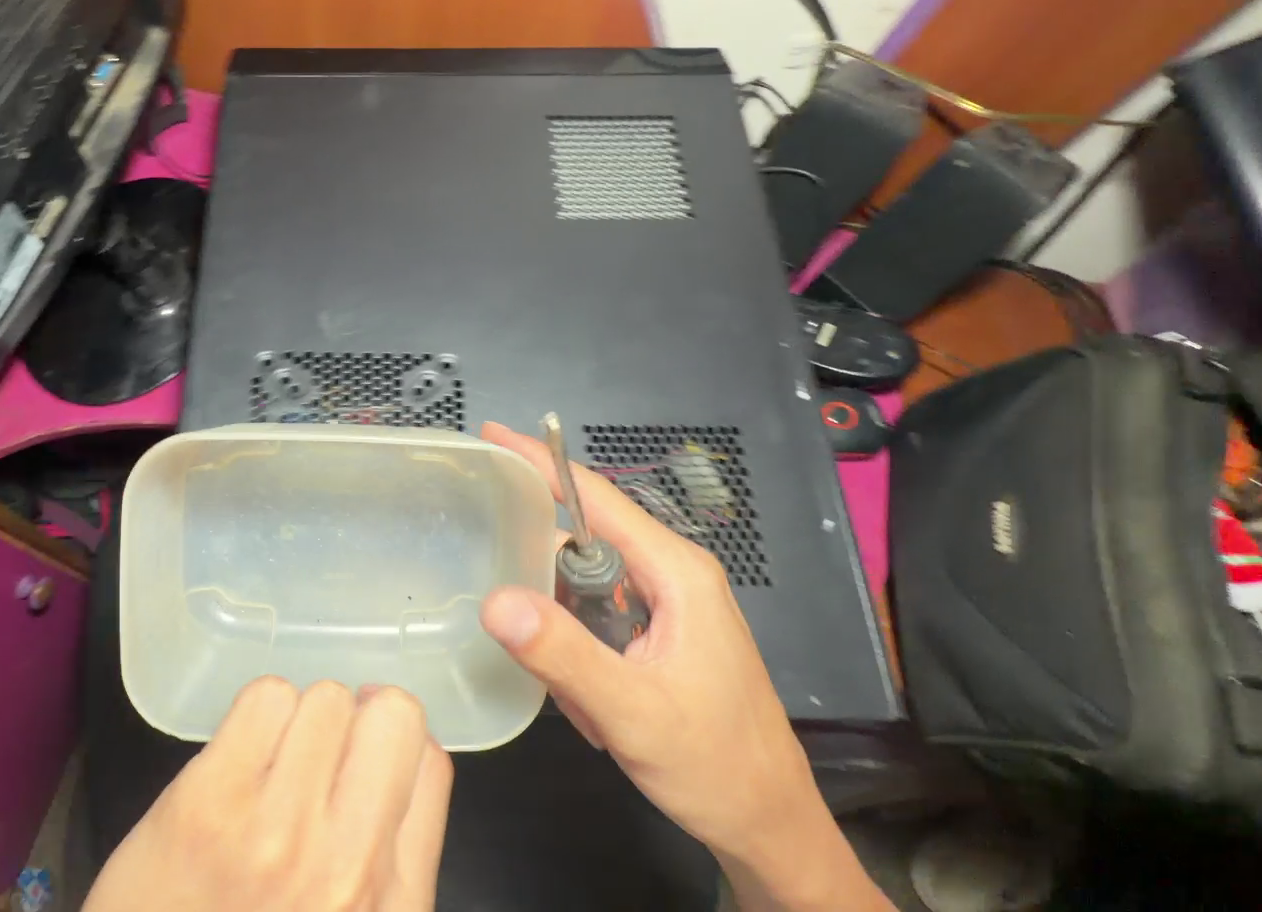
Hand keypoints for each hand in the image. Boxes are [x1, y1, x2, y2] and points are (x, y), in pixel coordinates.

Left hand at [83, 677, 453, 911]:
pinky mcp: (209, 799)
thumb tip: (408, 736)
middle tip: (314, 761)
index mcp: (393, 899)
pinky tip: (235, 762)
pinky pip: (266, 694)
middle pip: (390, 712)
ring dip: (299, 720)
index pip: (430, 758)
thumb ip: (407, 836)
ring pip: (325, 697)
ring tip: (269, 769)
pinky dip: (256, 714)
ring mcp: (275, 831)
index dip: (391, 740)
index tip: (360, 750)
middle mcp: (345, 865)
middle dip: (354, 724)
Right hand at [477, 422, 890, 910]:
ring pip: (588, 583)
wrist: (769, 824)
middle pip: (586, 538)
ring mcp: (669, 603)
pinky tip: (586, 698)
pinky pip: (601, 615)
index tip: (492, 436)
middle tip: (510, 605)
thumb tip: (495, 599)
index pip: (596, 497)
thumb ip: (562, 653)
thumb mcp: (631, 712)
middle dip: (544, 574)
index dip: (541, 461)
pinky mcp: (662, 632)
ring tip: (573, 692)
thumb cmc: (713, 765)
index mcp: (676, 571)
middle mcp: (674, 574)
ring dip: (564, 627)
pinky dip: (580, 647)